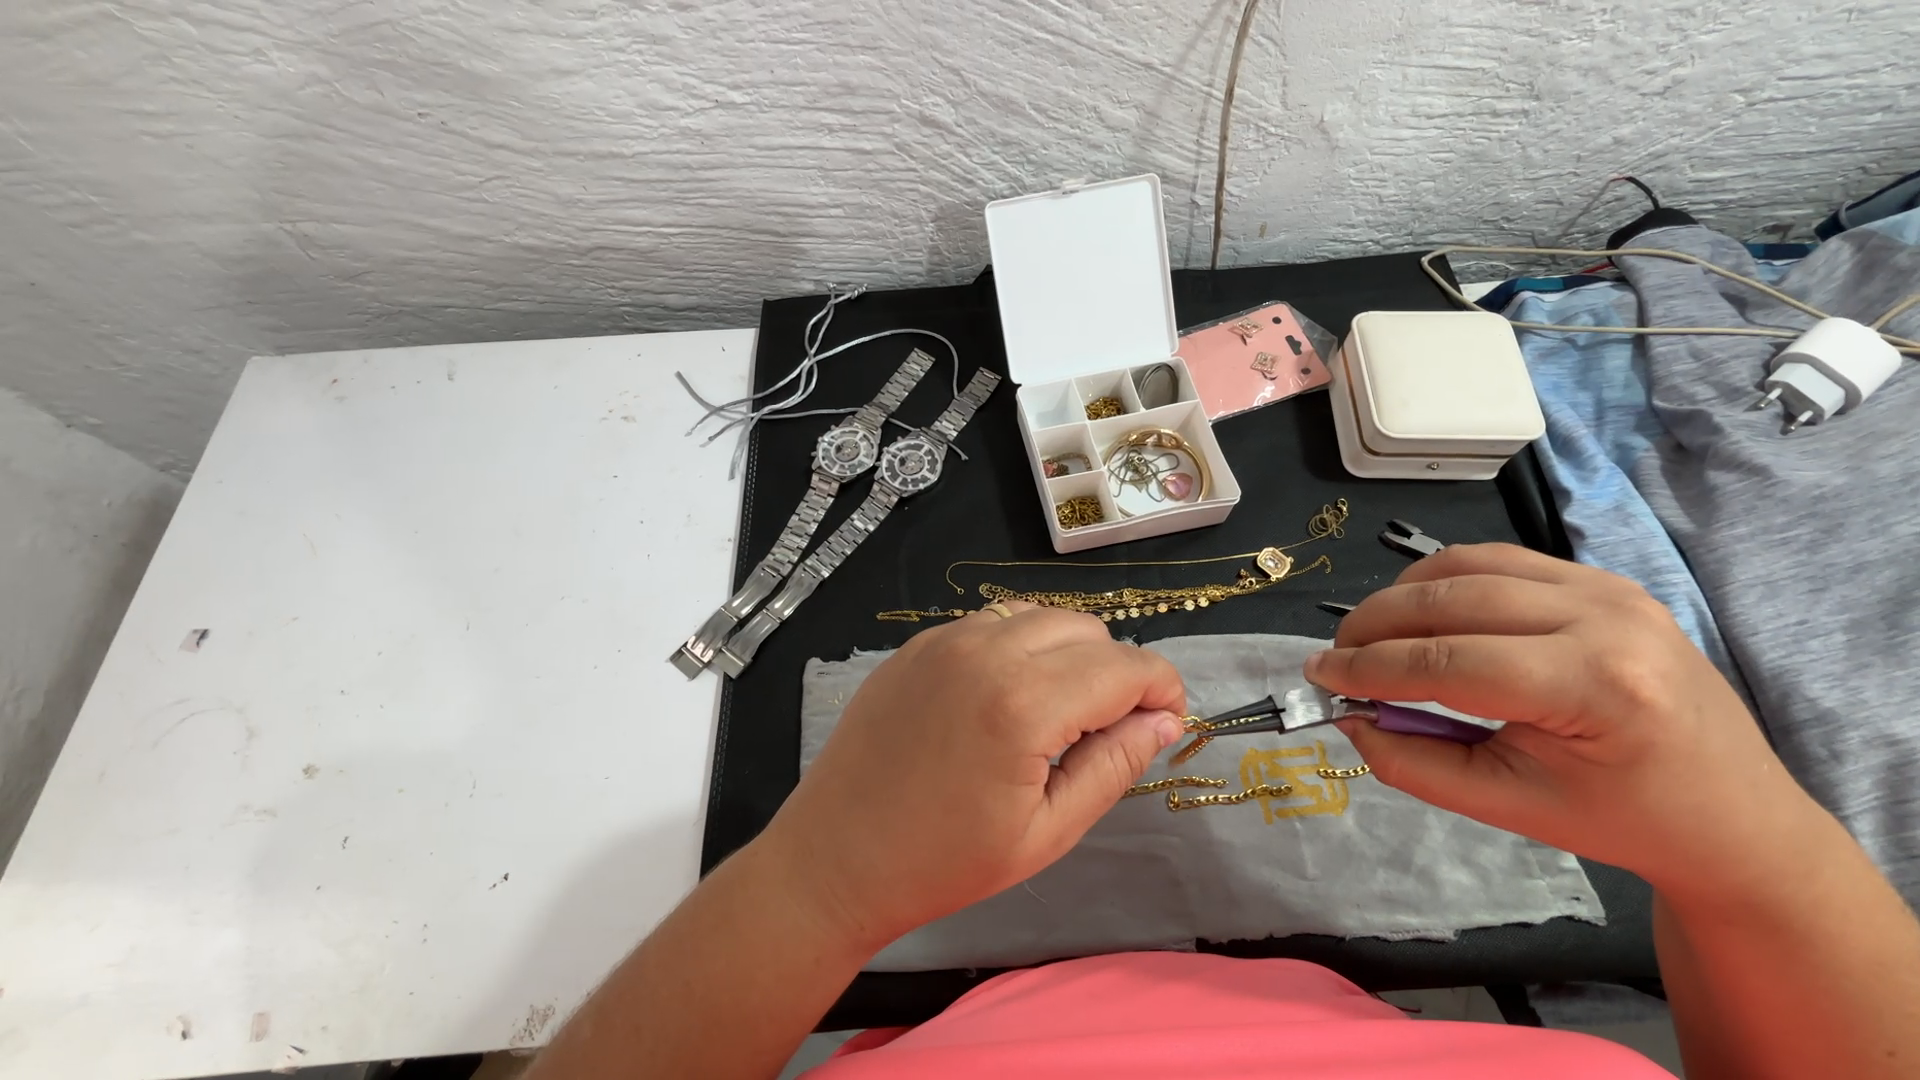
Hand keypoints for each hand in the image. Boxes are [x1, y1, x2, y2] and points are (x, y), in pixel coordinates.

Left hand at [756, 602, 1186, 950]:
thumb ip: (1112, 766)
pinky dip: (1018, 646)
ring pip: (1039, 616)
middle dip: (1115, 669)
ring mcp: (943, 640)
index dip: (1161, 689)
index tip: (1166, 721)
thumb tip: (1163, 721)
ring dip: (1067, 652)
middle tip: (1106, 727)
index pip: (1125, 666)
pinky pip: (990, 623)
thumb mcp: (1046, 832)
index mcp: (1023, 703)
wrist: (835, 858)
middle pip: (1087, 629)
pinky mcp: (916, 644)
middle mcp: (985, 651)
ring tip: (1056, 710)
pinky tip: (1004, 695)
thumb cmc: (943, 863)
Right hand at [1305, 544, 1816, 898]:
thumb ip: (1414, 763)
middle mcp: (1606, 617)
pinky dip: (1440, 582)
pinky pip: (1496, 561)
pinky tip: (1418, 614)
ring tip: (1369, 636)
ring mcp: (1608, 588)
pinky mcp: (1600, 579)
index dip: (1368, 669)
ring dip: (1401, 597)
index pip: (1448, 662)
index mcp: (1597, 686)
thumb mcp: (1506, 805)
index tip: (1317, 677)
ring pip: (1466, 566)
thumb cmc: (1620, 819)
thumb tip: (1349, 717)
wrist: (1734, 812)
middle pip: (1450, 601)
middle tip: (1334, 658)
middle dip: (1373, 626)